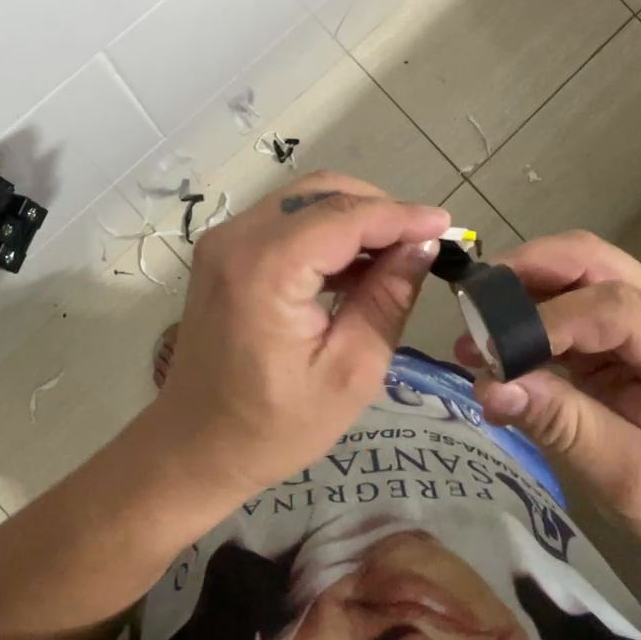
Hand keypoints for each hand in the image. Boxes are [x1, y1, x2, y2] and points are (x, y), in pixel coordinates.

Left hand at [147, 171, 450, 501]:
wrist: (194, 446)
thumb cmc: (274, 426)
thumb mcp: (350, 372)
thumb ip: (387, 299)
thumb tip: (422, 247)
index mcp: (265, 270)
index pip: (345, 216)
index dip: (401, 216)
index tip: (447, 226)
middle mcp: (237, 238)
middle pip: (322, 193)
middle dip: (379, 210)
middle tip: (421, 243)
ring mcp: (224, 239)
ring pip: (304, 200)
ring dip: (353, 217)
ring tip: (396, 255)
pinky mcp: (223, 250)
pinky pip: (285, 220)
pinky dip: (325, 231)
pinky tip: (355, 265)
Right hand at [455, 231, 640, 554]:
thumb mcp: (630, 481)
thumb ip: (566, 428)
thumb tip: (493, 385)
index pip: (617, 307)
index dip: (550, 319)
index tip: (493, 352)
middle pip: (592, 260)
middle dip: (525, 272)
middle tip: (470, 307)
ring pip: (572, 263)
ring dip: (517, 284)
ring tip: (471, 328)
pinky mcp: (615, 317)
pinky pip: (562, 290)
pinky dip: (522, 305)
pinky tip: (491, 341)